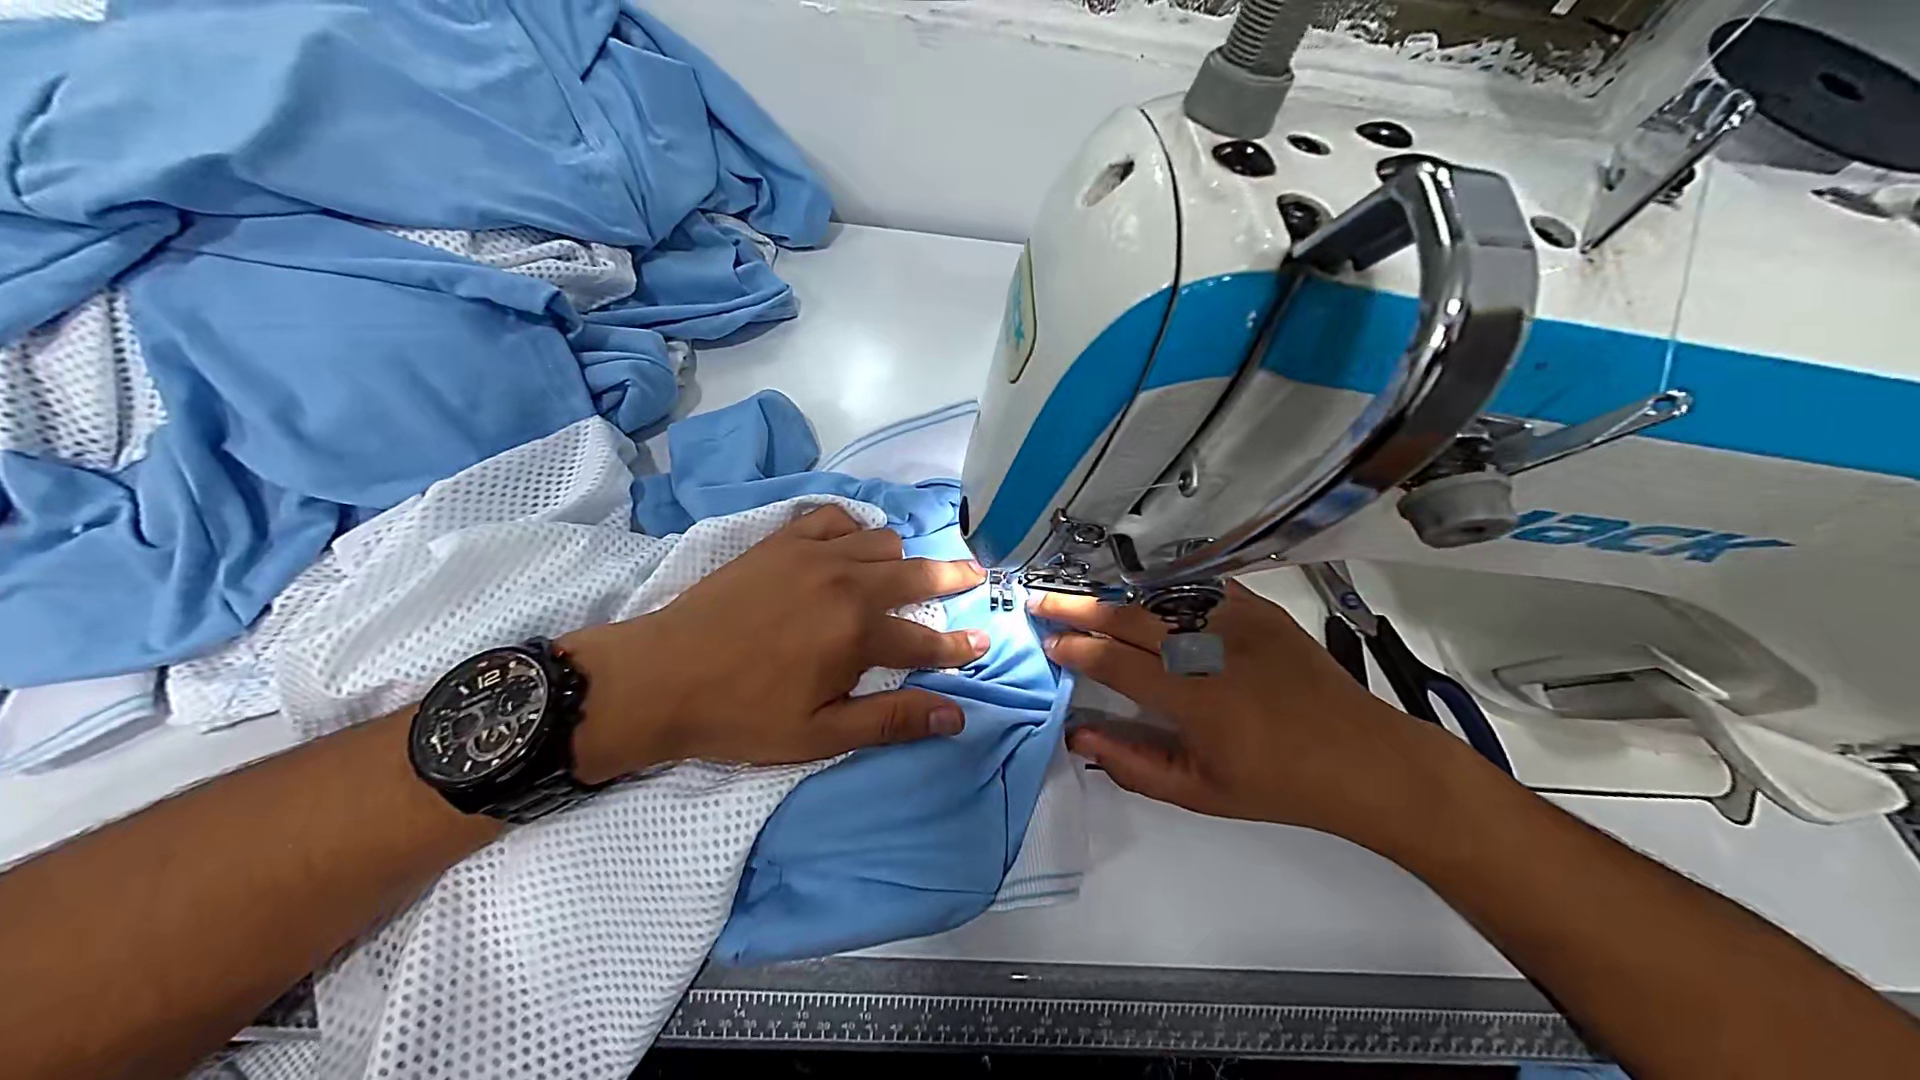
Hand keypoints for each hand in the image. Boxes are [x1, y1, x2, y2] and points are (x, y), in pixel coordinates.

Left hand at [561, 505, 987, 781]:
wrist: (660, 676)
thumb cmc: (741, 714)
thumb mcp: (819, 733)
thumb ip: (891, 720)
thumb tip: (955, 714)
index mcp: (857, 633)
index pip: (927, 639)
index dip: (959, 645)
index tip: (983, 641)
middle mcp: (845, 582)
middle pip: (917, 572)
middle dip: (953, 578)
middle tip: (974, 578)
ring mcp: (812, 554)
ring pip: (881, 539)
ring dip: (903, 557)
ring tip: (908, 572)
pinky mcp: (781, 541)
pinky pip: (833, 517)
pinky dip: (854, 528)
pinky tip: (852, 545)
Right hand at [1035, 579, 1480, 848]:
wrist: (1364, 759)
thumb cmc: (1278, 784)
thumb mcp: (1200, 792)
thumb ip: (1133, 764)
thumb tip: (1079, 737)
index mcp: (1195, 699)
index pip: (1115, 662)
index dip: (1075, 649)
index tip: (1048, 643)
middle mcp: (1211, 649)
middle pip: (1128, 616)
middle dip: (1077, 607)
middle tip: (1040, 600)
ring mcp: (1238, 621)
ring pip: (1159, 595)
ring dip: (1112, 592)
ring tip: (1077, 590)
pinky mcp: (1259, 608)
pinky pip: (1199, 586)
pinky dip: (1162, 585)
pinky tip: (1138, 586)